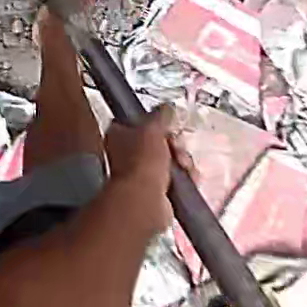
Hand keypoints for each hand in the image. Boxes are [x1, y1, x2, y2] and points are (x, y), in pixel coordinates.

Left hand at [103, 105, 175, 230]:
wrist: (146, 199)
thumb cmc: (140, 162)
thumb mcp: (152, 129)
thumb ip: (161, 115)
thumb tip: (168, 107)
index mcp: (118, 133)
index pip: (141, 122)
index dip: (158, 124)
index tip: (169, 126)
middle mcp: (127, 152)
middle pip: (160, 141)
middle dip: (175, 144)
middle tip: (177, 148)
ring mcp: (142, 171)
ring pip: (170, 159)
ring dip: (182, 161)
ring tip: (183, 166)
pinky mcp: (156, 189)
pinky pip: (176, 178)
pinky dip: (185, 178)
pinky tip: (188, 178)